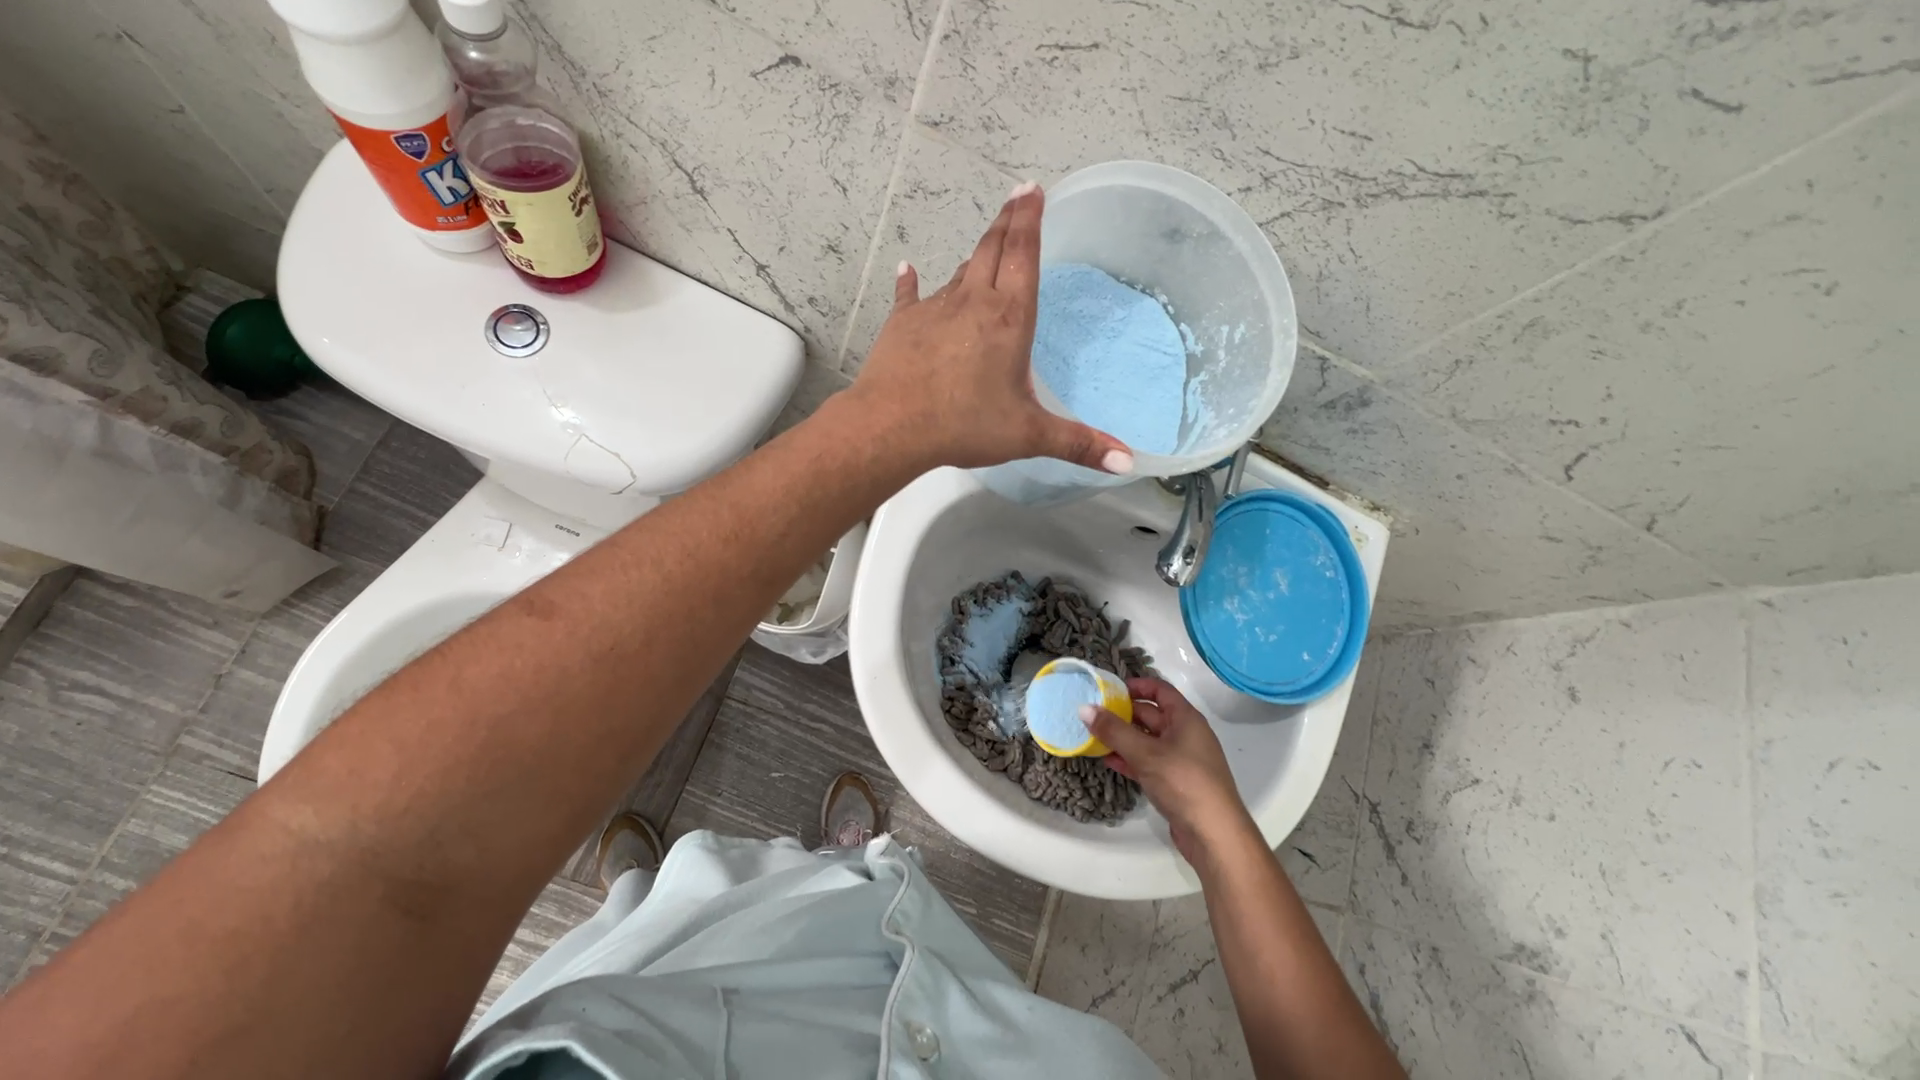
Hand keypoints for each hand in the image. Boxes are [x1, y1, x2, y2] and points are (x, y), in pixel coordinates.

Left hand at [844, 182, 1134, 473]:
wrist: (891, 427)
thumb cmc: (964, 425)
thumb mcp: (1029, 435)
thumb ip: (1078, 444)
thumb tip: (1126, 461)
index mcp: (1008, 319)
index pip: (1023, 255)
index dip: (1030, 219)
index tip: (1032, 190)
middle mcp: (972, 303)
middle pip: (992, 249)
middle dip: (1007, 221)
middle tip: (1017, 197)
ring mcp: (934, 310)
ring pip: (960, 272)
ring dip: (975, 255)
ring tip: (987, 244)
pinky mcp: (902, 324)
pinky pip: (910, 295)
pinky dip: (911, 282)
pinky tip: (907, 269)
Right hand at [1083, 678, 1253, 864]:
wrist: (1213, 833)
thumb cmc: (1183, 781)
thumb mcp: (1146, 753)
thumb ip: (1114, 730)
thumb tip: (1084, 708)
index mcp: (1186, 718)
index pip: (1160, 690)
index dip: (1136, 685)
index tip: (1108, 689)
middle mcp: (1185, 734)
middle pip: (1151, 715)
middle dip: (1123, 713)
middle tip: (1092, 713)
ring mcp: (1180, 759)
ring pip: (1147, 740)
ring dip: (1122, 738)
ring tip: (1093, 735)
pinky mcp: (1174, 781)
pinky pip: (1148, 762)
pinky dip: (1129, 759)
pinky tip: (1107, 760)